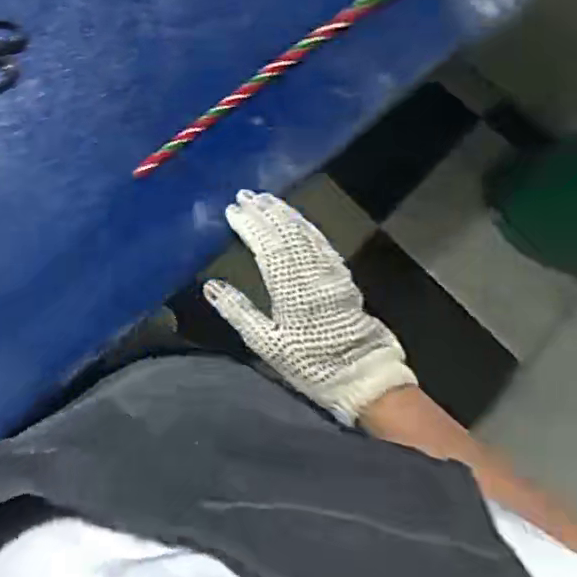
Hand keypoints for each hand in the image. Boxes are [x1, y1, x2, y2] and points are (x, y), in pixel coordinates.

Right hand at [203, 190, 417, 422]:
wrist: (367, 381)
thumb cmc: (311, 363)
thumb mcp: (267, 343)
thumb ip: (239, 312)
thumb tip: (210, 285)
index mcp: (293, 292)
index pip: (269, 249)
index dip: (251, 227)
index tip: (232, 209)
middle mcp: (315, 278)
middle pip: (290, 237)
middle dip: (267, 213)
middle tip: (246, 195)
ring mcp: (333, 278)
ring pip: (309, 238)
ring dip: (287, 216)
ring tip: (268, 200)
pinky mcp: (345, 282)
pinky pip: (324, 247)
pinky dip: (308, 229)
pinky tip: (298, 222)